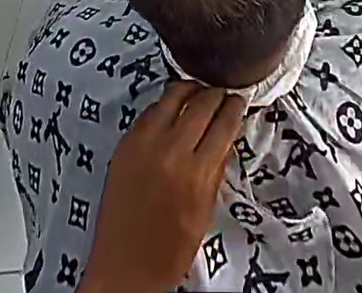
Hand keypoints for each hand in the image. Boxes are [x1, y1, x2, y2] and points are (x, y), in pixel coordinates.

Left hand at [79, 81, 245, 292]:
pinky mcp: (125, 143)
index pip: (225, 120)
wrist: (122, 272)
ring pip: (175, 92)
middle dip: (218, 94)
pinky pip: (151, 109)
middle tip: (222, 96)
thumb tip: (227, 132)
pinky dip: (166, 105)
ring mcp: (144, 143)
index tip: (238, 101)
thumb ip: (217, 167)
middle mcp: (170, 151)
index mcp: (196, 173)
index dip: (236, 105)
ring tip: (199, 94)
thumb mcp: (206, 210)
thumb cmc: (167, 251)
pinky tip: (173, 112)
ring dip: (192, 90)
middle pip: (203, 100)